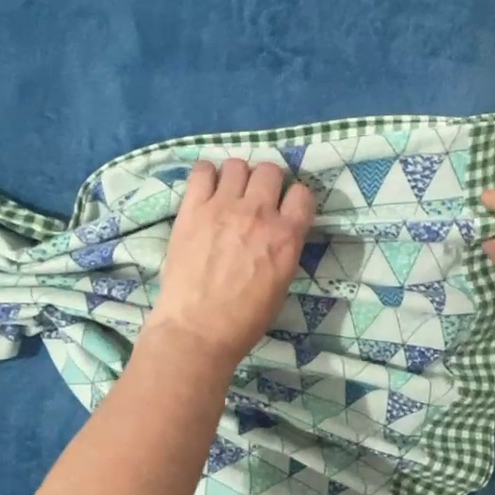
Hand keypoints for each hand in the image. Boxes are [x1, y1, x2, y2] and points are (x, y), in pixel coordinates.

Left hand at [147, 158, 315, 367]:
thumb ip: (284, 248)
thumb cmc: (245, 319)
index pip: (302, 193)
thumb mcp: (282, 283)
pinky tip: (205, 192)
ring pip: (238, 164)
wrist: (198, 330)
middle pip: (270, 170)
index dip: (294, 199)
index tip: (285, 209)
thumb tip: (279, 231)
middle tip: (255, 200)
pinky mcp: (192, 209)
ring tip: (229, 195)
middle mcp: (259, 214)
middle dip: (267, 183)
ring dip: (237, 177)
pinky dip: (207, 175)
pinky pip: (202, 170)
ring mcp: (223, 207)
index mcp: (287, 236)